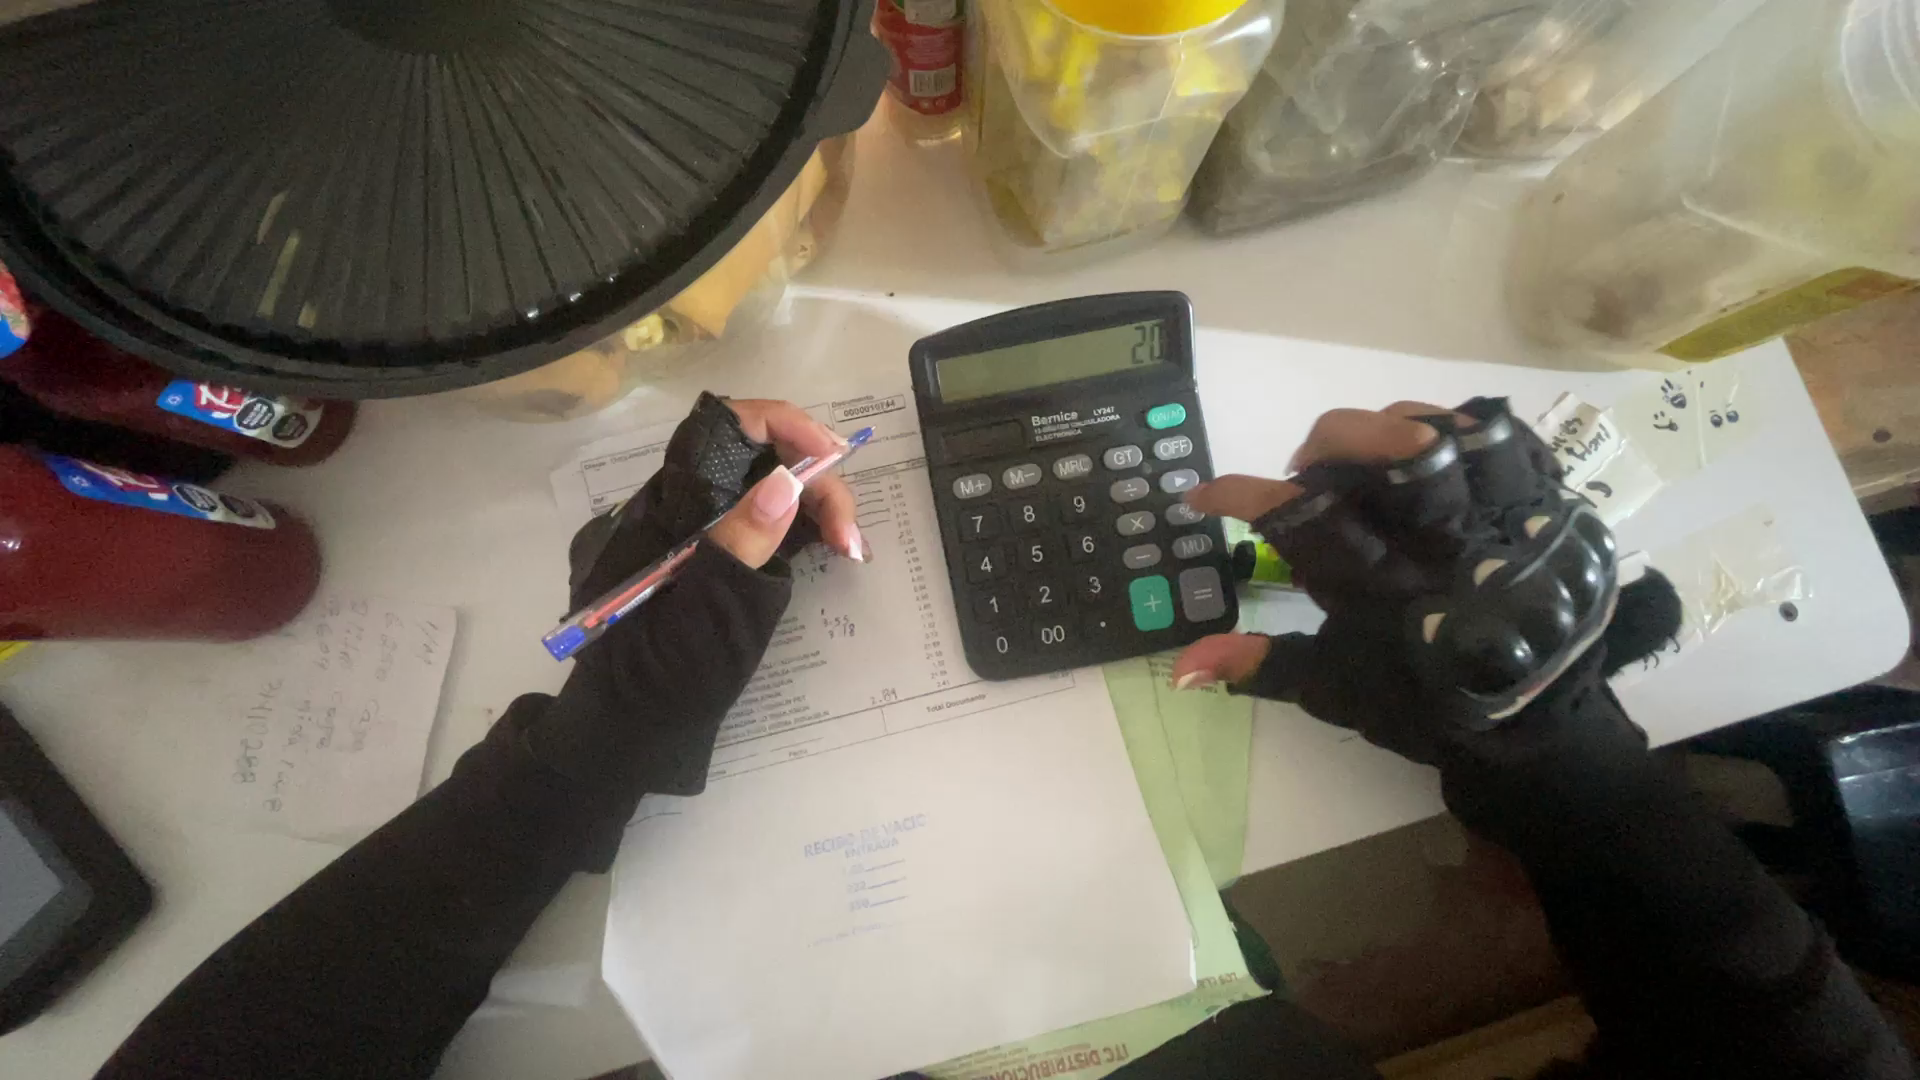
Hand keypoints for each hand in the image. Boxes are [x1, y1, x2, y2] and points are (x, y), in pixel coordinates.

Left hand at [533, 393, 868, 807]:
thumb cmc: (665, 676)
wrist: (633, 726)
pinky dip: (810, 526)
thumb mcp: (708, 615)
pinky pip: (774, 517)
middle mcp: (687, 503)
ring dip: (821, 505)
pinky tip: (836, 545)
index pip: (727, 427)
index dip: (785, 425)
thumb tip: (786, 480)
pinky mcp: (726, 550)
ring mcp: (708, 527)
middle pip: (763, 455)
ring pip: (775, 487)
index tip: (832, 456)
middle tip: (850, 534)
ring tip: (850, 546)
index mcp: (669, 505)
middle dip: (817, 482)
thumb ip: (742, 543)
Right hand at [1170, 398, 1680, 764]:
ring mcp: (1507, 519)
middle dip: (1329, 444)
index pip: (1303, 520)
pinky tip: (1430, 449)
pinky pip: (1511, 437)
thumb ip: (1259, 666)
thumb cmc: (1427, 705)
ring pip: (1450, 430)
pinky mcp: (1553, 509)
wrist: (1546, 730)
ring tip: (1364, 455)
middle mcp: (1448, 543)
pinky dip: (1459, 430)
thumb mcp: (1335, 688)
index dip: (1241, 496)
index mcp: (1389, 588)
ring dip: (1389, 429)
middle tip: (1301, 469)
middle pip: (1394, 450)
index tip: (1202, 495)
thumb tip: (1180, 668)